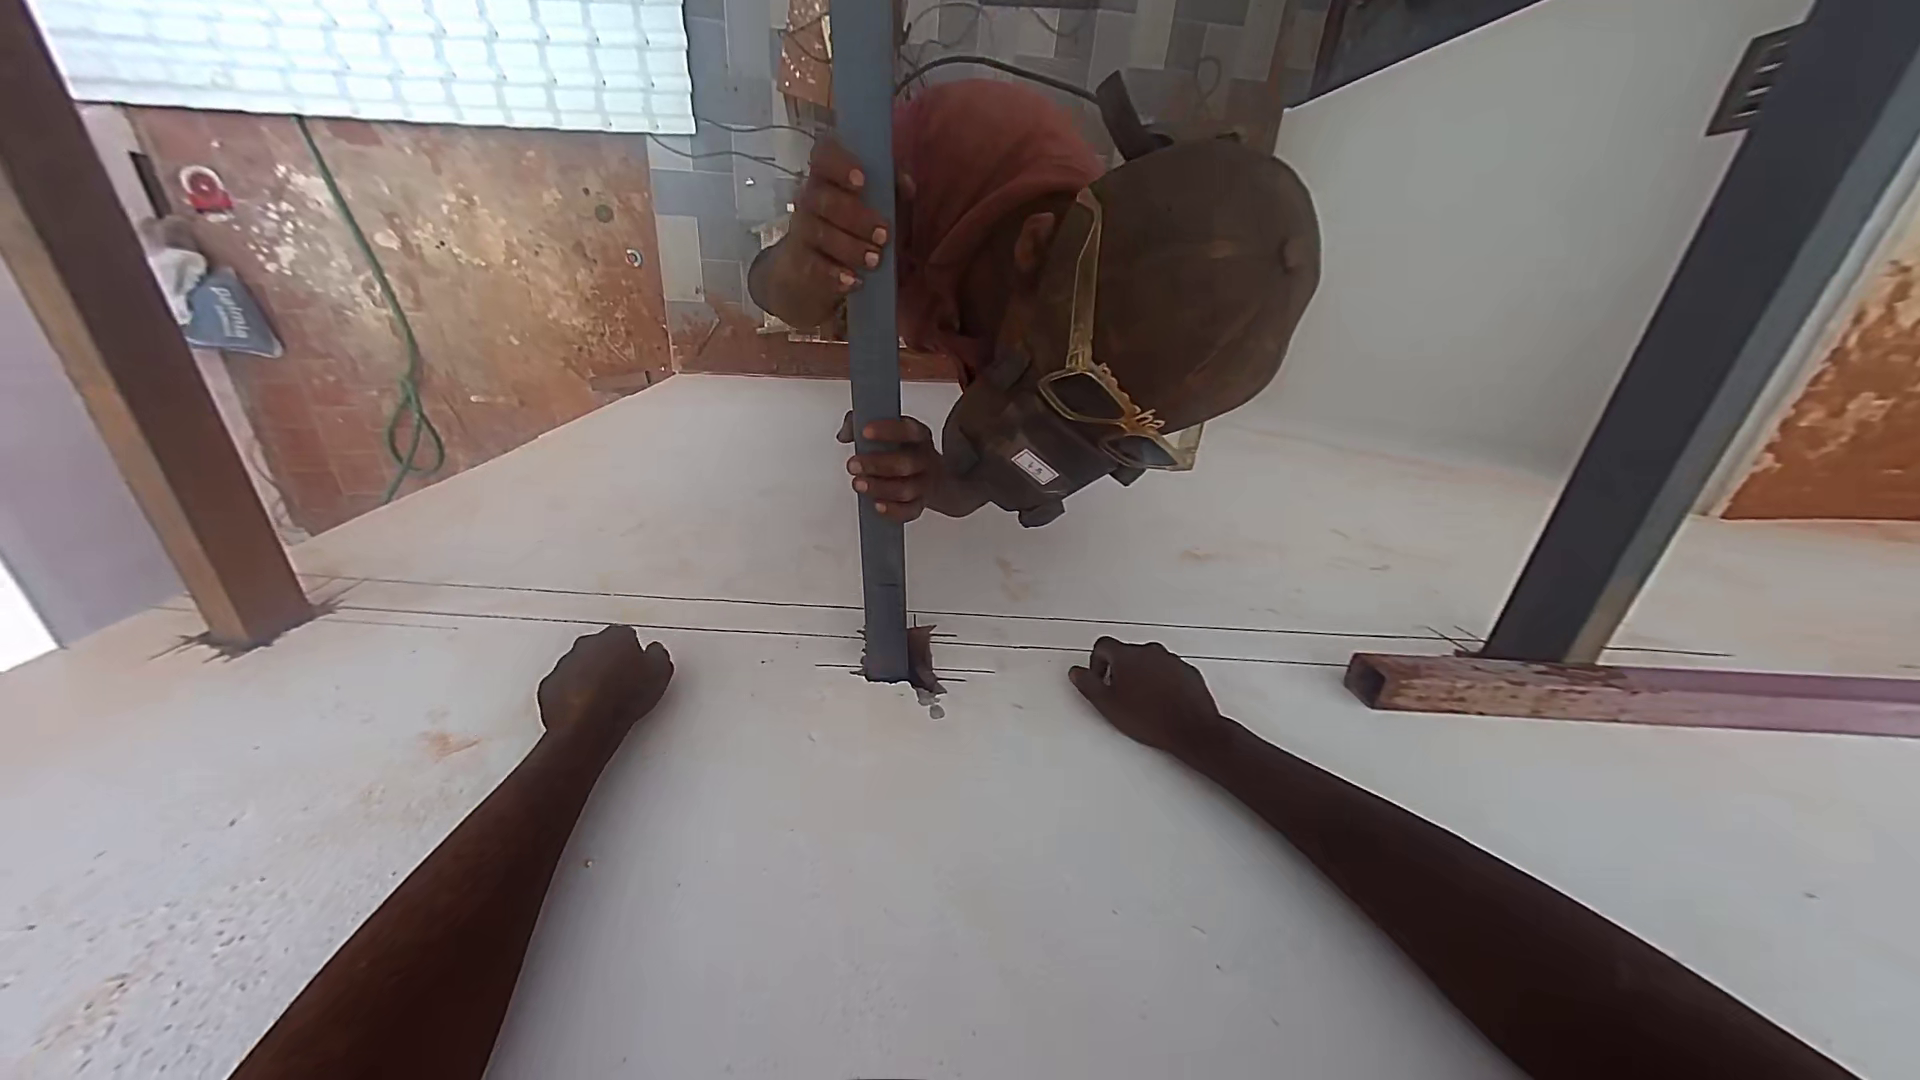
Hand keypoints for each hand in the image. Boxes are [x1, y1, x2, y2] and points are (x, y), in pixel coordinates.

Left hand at [537, 625, 673, 737]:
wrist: (589, 723)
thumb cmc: (622, 697)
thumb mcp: (660, 672)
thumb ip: (658, 655)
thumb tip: (655, 652)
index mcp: (615, 637)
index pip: (626, 634)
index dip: (634, 649)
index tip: (639, 661)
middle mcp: (587, 646)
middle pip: (600, 646)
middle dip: (609, 659)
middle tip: (623, 678)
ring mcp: (565, 665)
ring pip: (580, 664)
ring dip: (590, 675)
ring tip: (606, 696)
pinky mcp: (549, 686)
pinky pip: (563, 684)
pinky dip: (573, 691)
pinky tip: (588, 706)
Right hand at [758, 140, 912, 324]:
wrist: (817, 274)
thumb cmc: (855, 234)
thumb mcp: (879, 214)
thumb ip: (894, 197)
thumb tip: (906, 182)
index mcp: (828, 178)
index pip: (823, 156)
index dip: (840, 164)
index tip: (862, 180)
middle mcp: (810, 200)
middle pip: (823, 199)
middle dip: (856, 217)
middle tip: (884, 235)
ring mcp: (802, 232)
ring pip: (819, 233)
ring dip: (850, 247)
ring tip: (874, 260)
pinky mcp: (801, 264)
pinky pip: (813, 266)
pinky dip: (835, 274)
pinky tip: (855, 281)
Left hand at [838, 413, 941, 522]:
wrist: (928, 475)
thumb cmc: (901, 450)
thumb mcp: (883, 430)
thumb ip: (860, 424)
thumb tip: (845, 435)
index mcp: (919, 436)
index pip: (909, 431)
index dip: (888, 431)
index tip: (865, 432)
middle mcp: (925, 460)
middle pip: (907, 463)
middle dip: (876, 464)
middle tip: (854, 465)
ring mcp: (924, 484)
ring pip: (906, 489)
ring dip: (880, 488)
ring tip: (858, 484)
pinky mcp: (920, 504)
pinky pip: (910, 511)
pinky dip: (893, 510)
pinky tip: (877, 505)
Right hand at [1069, 637, 1229, 757]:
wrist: (1191, 730)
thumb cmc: (1151, 718)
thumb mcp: (1107, 704)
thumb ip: (1088, 684)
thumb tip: (1077, 673)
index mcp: (1127, 656)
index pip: (1103, 645)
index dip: (1096, 661)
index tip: (1099, 677)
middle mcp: (1150, 652)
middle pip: (1127, 653)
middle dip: (1119, 670)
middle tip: (1119, 693)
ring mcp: (1172, 661)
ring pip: (1149, 662)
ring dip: (1142, 676)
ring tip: (1141, 702)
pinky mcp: (1188, 672)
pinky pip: (1169, 671)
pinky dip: (1162, 682)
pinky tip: (1160, 703)